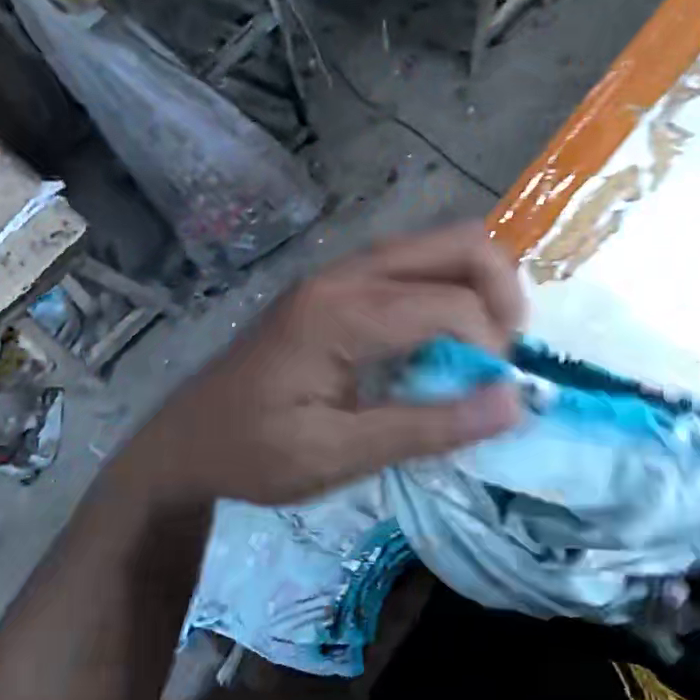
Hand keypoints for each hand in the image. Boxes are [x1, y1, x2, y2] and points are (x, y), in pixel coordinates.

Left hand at [118, 222, 525, 506]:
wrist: (184, 442)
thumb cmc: (254, 454)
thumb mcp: (338, 456)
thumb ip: (427, 427)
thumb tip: (515, 403)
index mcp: (341, 313)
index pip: (451, 303)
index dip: (491, 348)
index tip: (492, 398)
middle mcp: (345, 275)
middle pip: (459, 243)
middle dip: (503, 293)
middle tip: (505, 355)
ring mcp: (341, 274)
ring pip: (440, 247)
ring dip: (480, 288)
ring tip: (486, 350)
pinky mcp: (338, 287)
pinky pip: (416, 267)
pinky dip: (452, 292)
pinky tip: (448, 341)